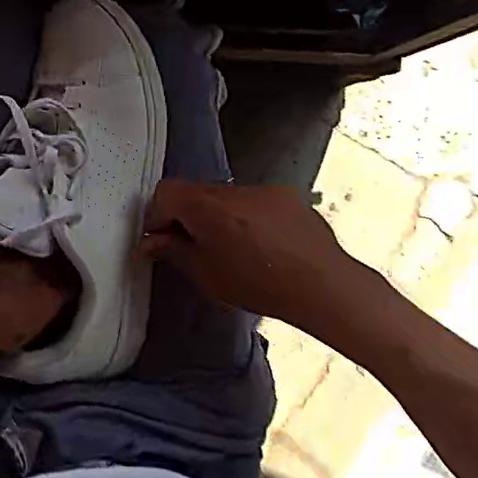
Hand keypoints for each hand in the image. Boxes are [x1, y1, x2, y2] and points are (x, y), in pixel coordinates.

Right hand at [139, 180, 368, 325]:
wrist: (325, 287)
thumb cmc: (260, 284)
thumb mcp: (206, 274)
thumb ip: (174, 251)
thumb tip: (153, 241)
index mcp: (207, 206)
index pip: (166, 192)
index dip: (157, 214)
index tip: (160, 238)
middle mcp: (233, 191)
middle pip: (194, 192)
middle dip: (184, 215)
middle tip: (188, 245)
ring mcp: (263, 191)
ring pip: (223, 197)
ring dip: (215, 215)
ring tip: (227, 248)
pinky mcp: (286, 197)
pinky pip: (251, 201)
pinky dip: (243, 216)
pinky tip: (256, 245)